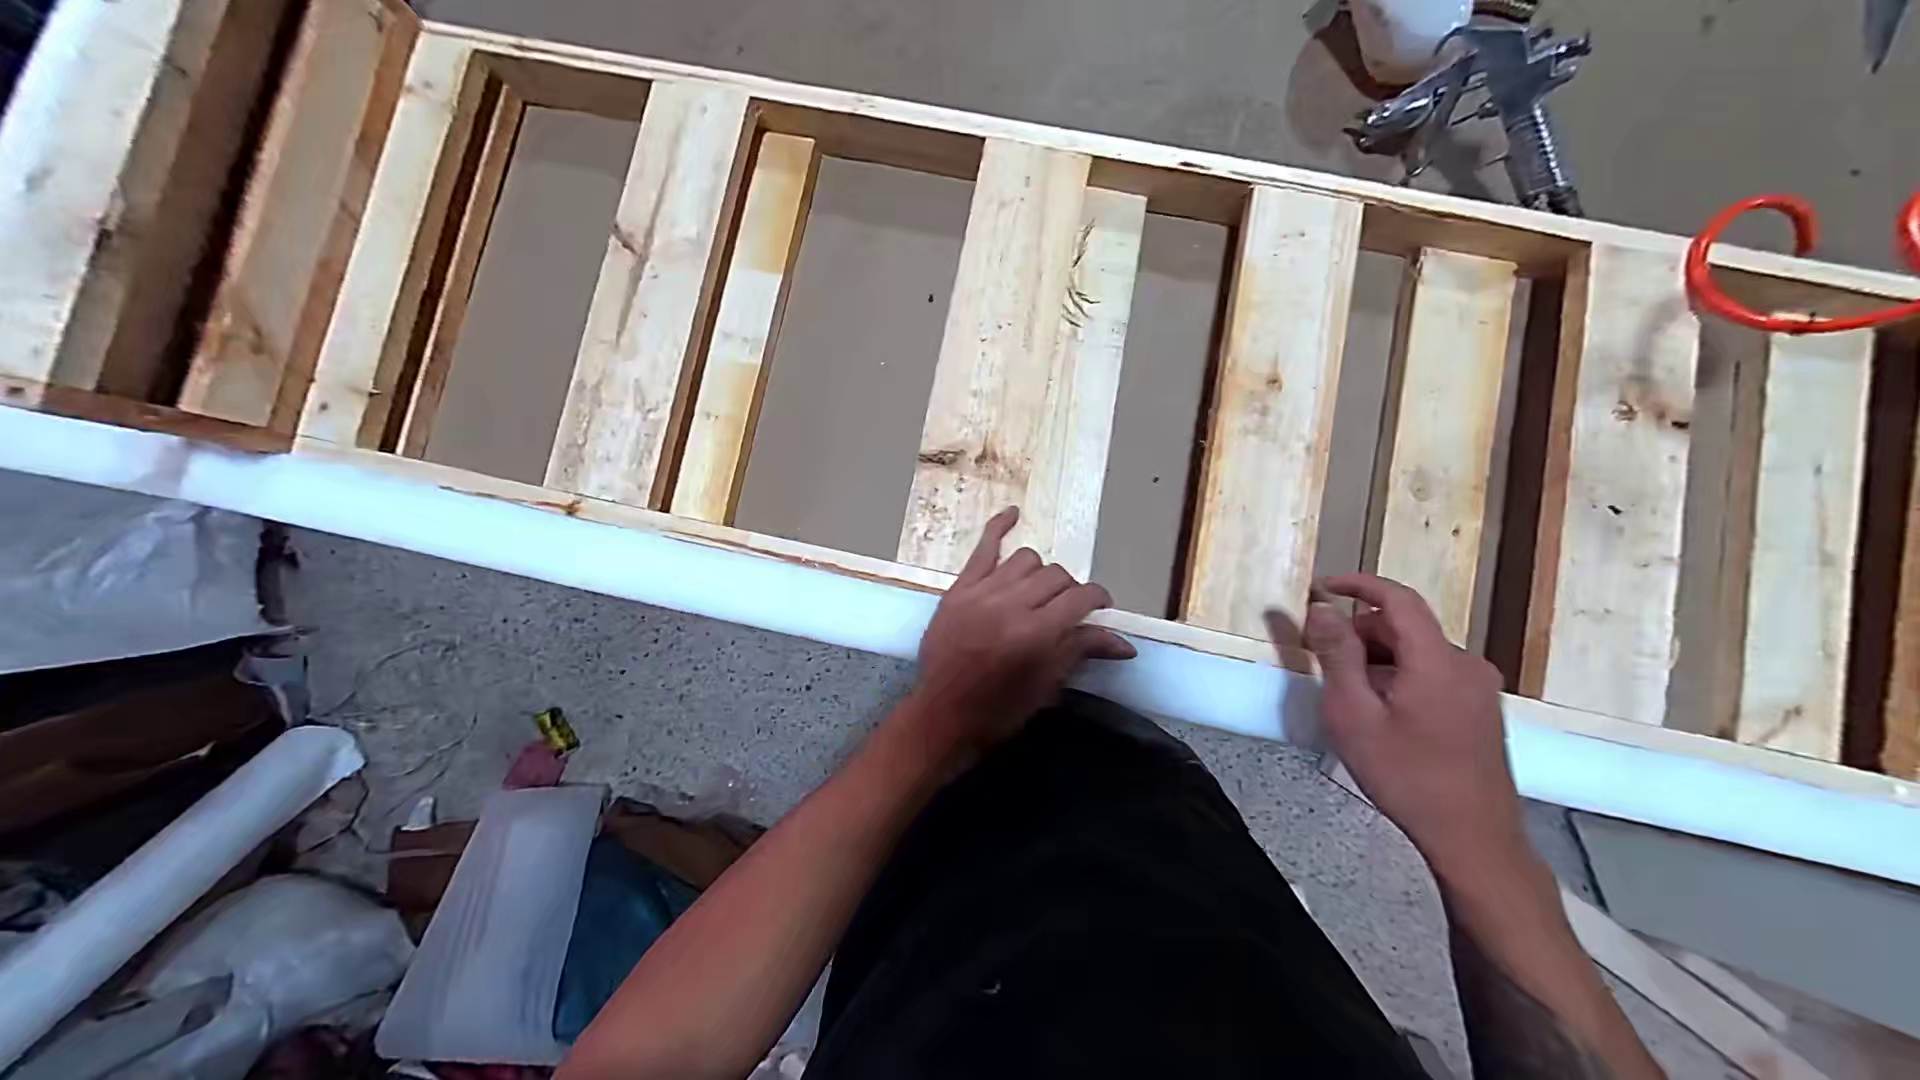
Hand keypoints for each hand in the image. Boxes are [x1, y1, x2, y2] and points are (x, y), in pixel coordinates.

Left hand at [904, 507, 1135, 761]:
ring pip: (1026, 560)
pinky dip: (997, 528)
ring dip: (1041, 573)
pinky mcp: (959, 590)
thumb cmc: (998, 710)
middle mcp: (1010, 605)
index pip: (1081, 598)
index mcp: (1036, 634)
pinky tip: (1012, 514)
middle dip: (1071, 591)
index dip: (1098, 599)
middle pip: (1056, 576)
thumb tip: (1123, 642)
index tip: (1101, 606)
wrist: (942, 716)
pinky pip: (981, 549)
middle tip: (1068, 610)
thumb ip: (1080, 651)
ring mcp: (981, 593)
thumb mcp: (1046, 686)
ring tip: (1040, 591)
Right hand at [1293, 574, 1526, 879]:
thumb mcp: (1354, 714)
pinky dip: (1399, 676)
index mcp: (1437, 660)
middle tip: (1325, 663)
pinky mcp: (1480, 707)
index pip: (1398, 599)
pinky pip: (1432, 672)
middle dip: (1360, 633)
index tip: (1322, 586)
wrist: (1472, 838)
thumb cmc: (1406, 776)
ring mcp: (1478, 687)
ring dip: (1378, 659)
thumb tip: (1322, 607)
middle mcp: (1466, 664)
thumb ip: (1337, 654)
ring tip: (1352, 698)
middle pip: (1404, 626)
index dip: (1358, 584)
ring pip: (1416, 651)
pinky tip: (1382, 713)